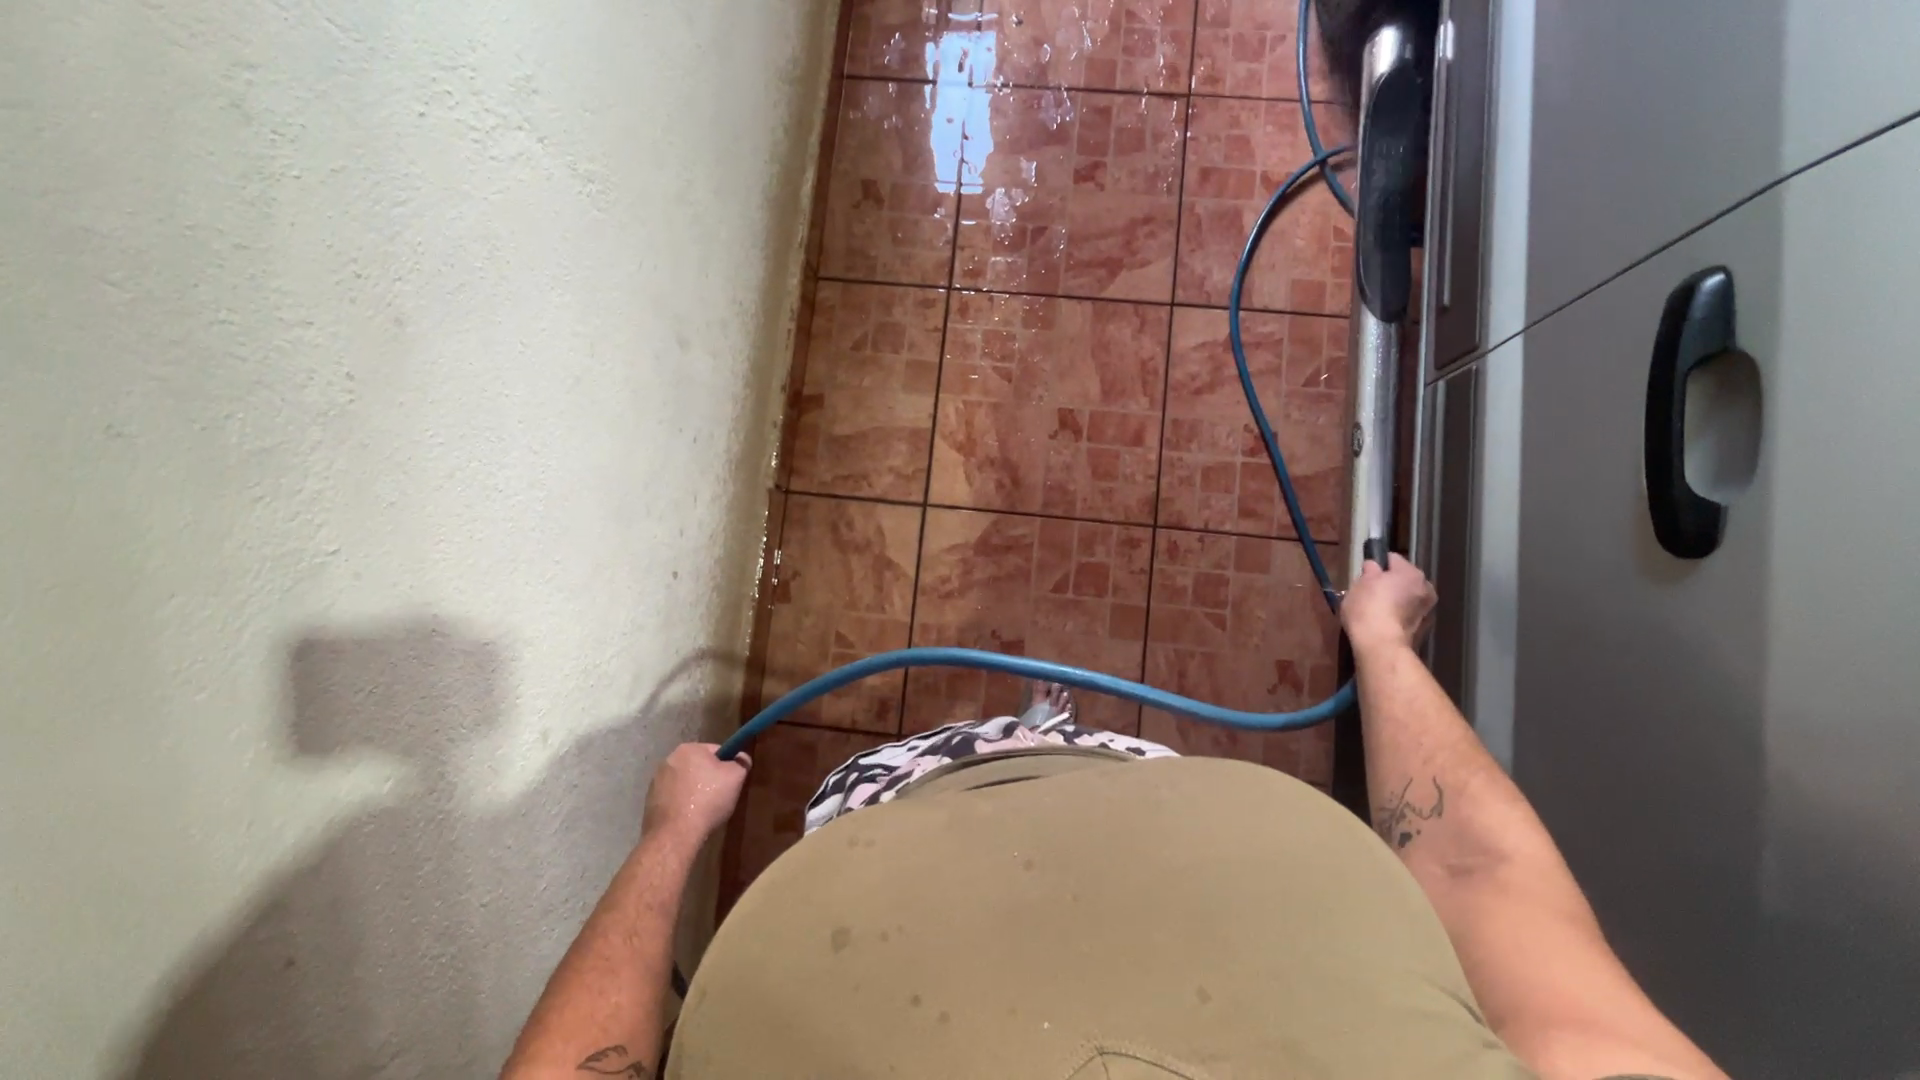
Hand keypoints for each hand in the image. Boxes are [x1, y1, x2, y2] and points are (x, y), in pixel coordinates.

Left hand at [642, 743, 751, 845]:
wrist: (675, 834)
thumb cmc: (707, 801)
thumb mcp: (735, 778)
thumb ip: (741, 763)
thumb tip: (741, 757)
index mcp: (689, 749)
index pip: (716, 751)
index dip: (727, 766)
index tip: (731, 782)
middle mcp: (669, 759)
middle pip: (699, 766)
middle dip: (709, 778)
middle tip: (720, 796)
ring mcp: (656, 781)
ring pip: (685, 782)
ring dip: (694, 791)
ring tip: (704, 810)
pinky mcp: (650, 800)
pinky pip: (673, 797)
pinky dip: (682, 804)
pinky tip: (689, 818)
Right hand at [1341, 553, 1436, 654]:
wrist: (1381, 645)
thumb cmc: (1368, 608)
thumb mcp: (1360, 584)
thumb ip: (1370, 571)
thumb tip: (1374, 567)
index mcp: (1411, 572)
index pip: (1392, 559)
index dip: (1377, 565)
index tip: (1365, 575)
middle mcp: (1426, 587)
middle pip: (1404, 579)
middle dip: (1390, 584)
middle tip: (1370, 593)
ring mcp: (1428, 609)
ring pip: (1409, 598)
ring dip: (1397, 600)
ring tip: (1377, 610)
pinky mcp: (1425, 628)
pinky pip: (1409, 614)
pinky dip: (1400, 616)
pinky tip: (1385, 623)